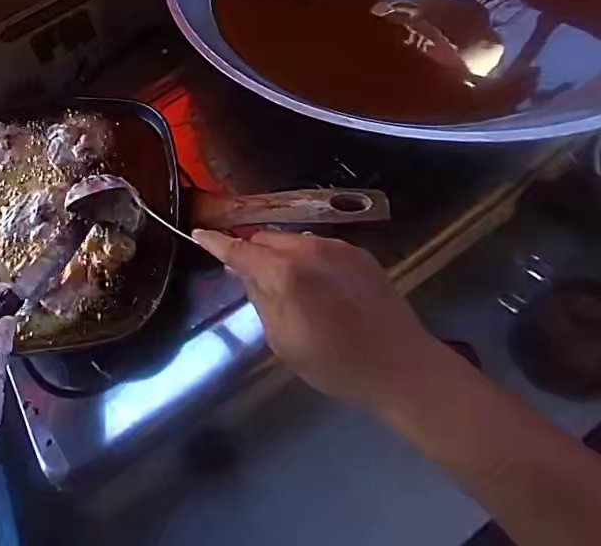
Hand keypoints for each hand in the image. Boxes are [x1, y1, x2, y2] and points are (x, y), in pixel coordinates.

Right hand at [192, 230, 458, 410]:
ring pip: (294, 240)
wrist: (401, 365)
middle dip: (252, 251)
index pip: (240, 249)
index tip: (199, 233)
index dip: (217, 242)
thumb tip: (244, 271)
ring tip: (285, 283)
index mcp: (285, 272)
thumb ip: (260, 298)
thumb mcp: (284, 341)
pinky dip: (307, 258)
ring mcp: (337, 246)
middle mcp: (309, 248)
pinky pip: (320, 246)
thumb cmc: (336, 364)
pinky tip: (317, 285)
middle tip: (247, 275)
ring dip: (281, 254)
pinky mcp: (358, 252)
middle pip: (267, 239)